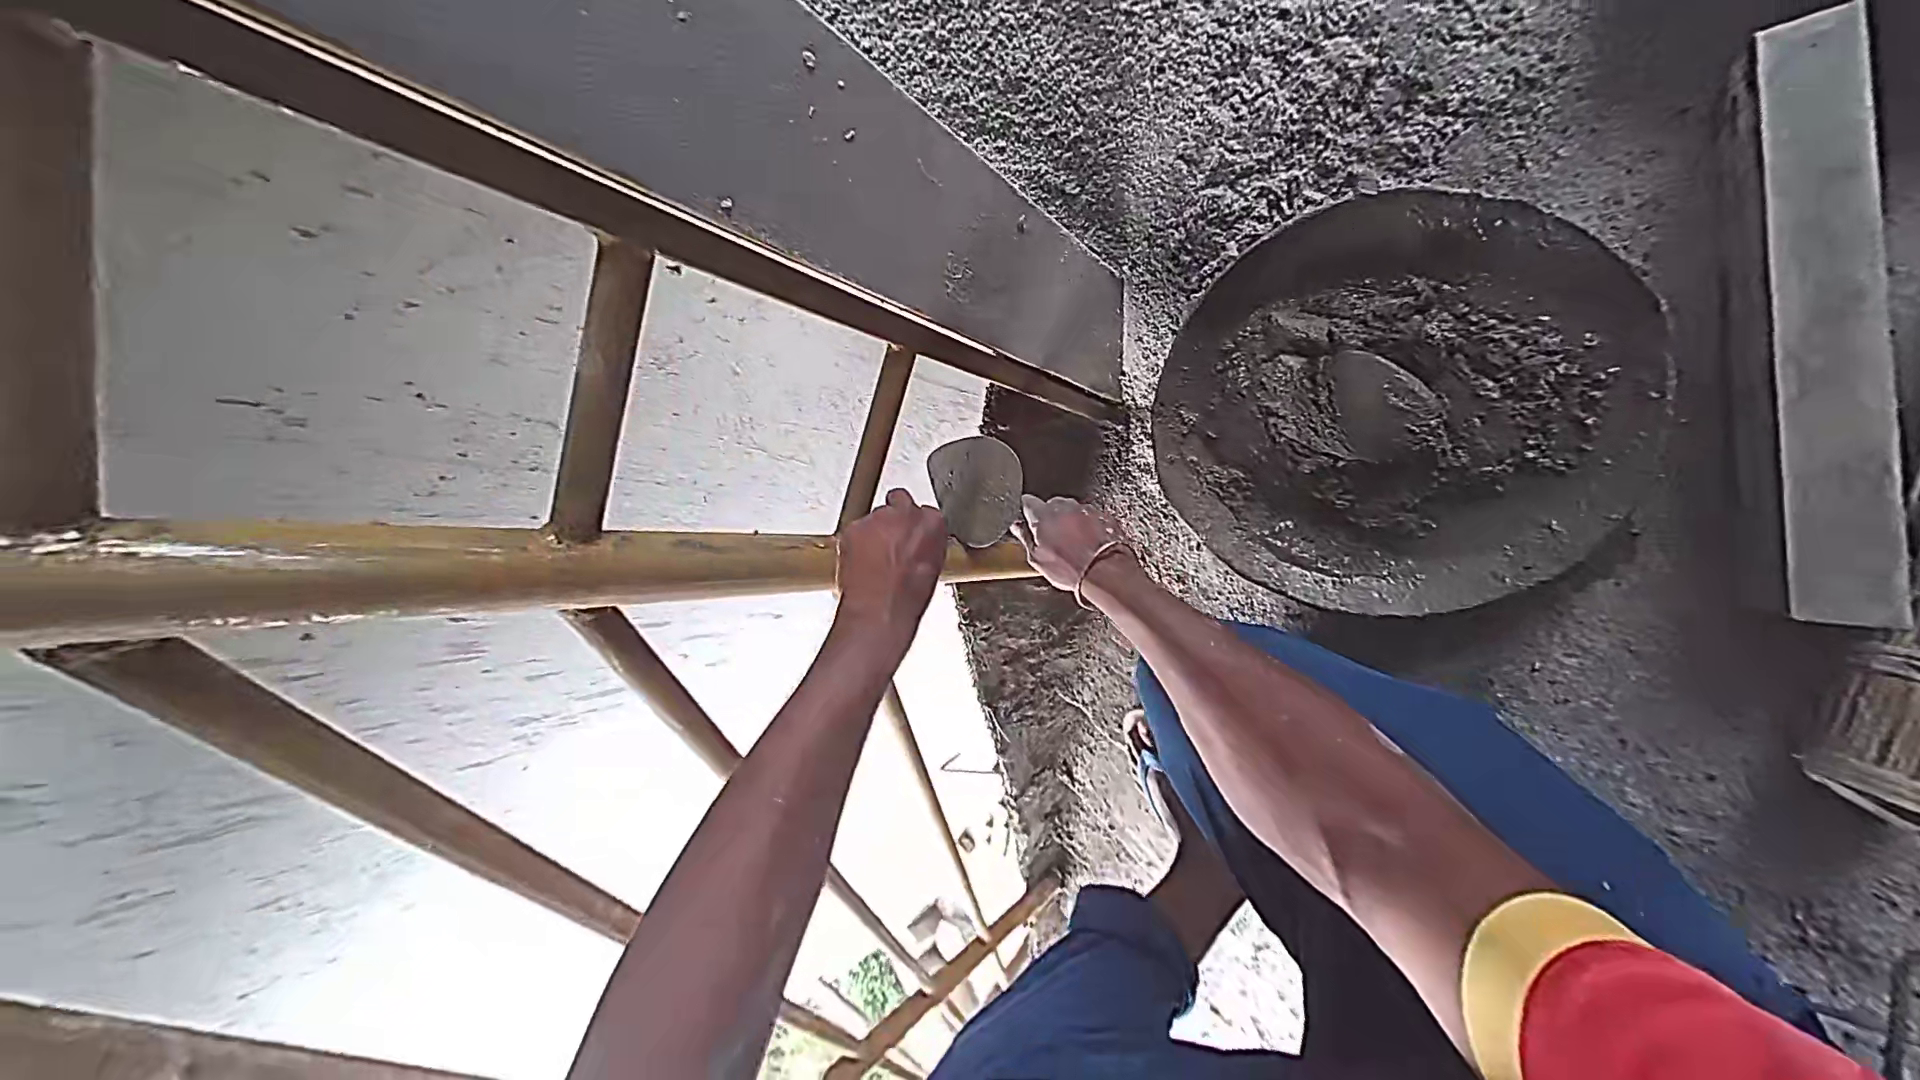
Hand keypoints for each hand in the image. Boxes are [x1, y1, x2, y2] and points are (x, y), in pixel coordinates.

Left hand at [835, 489, 948, 637]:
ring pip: (874, 518)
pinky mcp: (854, 527)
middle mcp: (906, 513)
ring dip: (873, 533)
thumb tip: (919, 546)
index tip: (910, 537)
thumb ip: (926, 545)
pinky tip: (861, 564)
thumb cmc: (908, 596)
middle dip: (892, 522)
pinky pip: (855, 530)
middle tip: (889, 546)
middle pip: (898, 506)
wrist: (882, 609)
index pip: (923, 512)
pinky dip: (855, 543)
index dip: (913, 525)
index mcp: (932, 523)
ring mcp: (878, 518)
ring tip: (874, 560)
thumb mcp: (933, 567)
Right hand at [1010, 494, 1132, 592]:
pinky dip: (1087, 526)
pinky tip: (1087, 544)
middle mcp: (1064, 507)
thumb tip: (1017, 528)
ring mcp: (1085, 509)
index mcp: (1043, 514)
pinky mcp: (1102, 516)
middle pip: (1052, 505)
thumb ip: (1024, 538)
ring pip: (1071, 510)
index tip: (1027, 519)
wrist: (1104, 571)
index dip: (1026, 510)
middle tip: (1051, 539)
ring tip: (1071, 545)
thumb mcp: (1037, 559)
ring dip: (1069, 522)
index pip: (1028, 502)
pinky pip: (1089, 517)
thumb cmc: (1070, 568)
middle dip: (1050, 517)